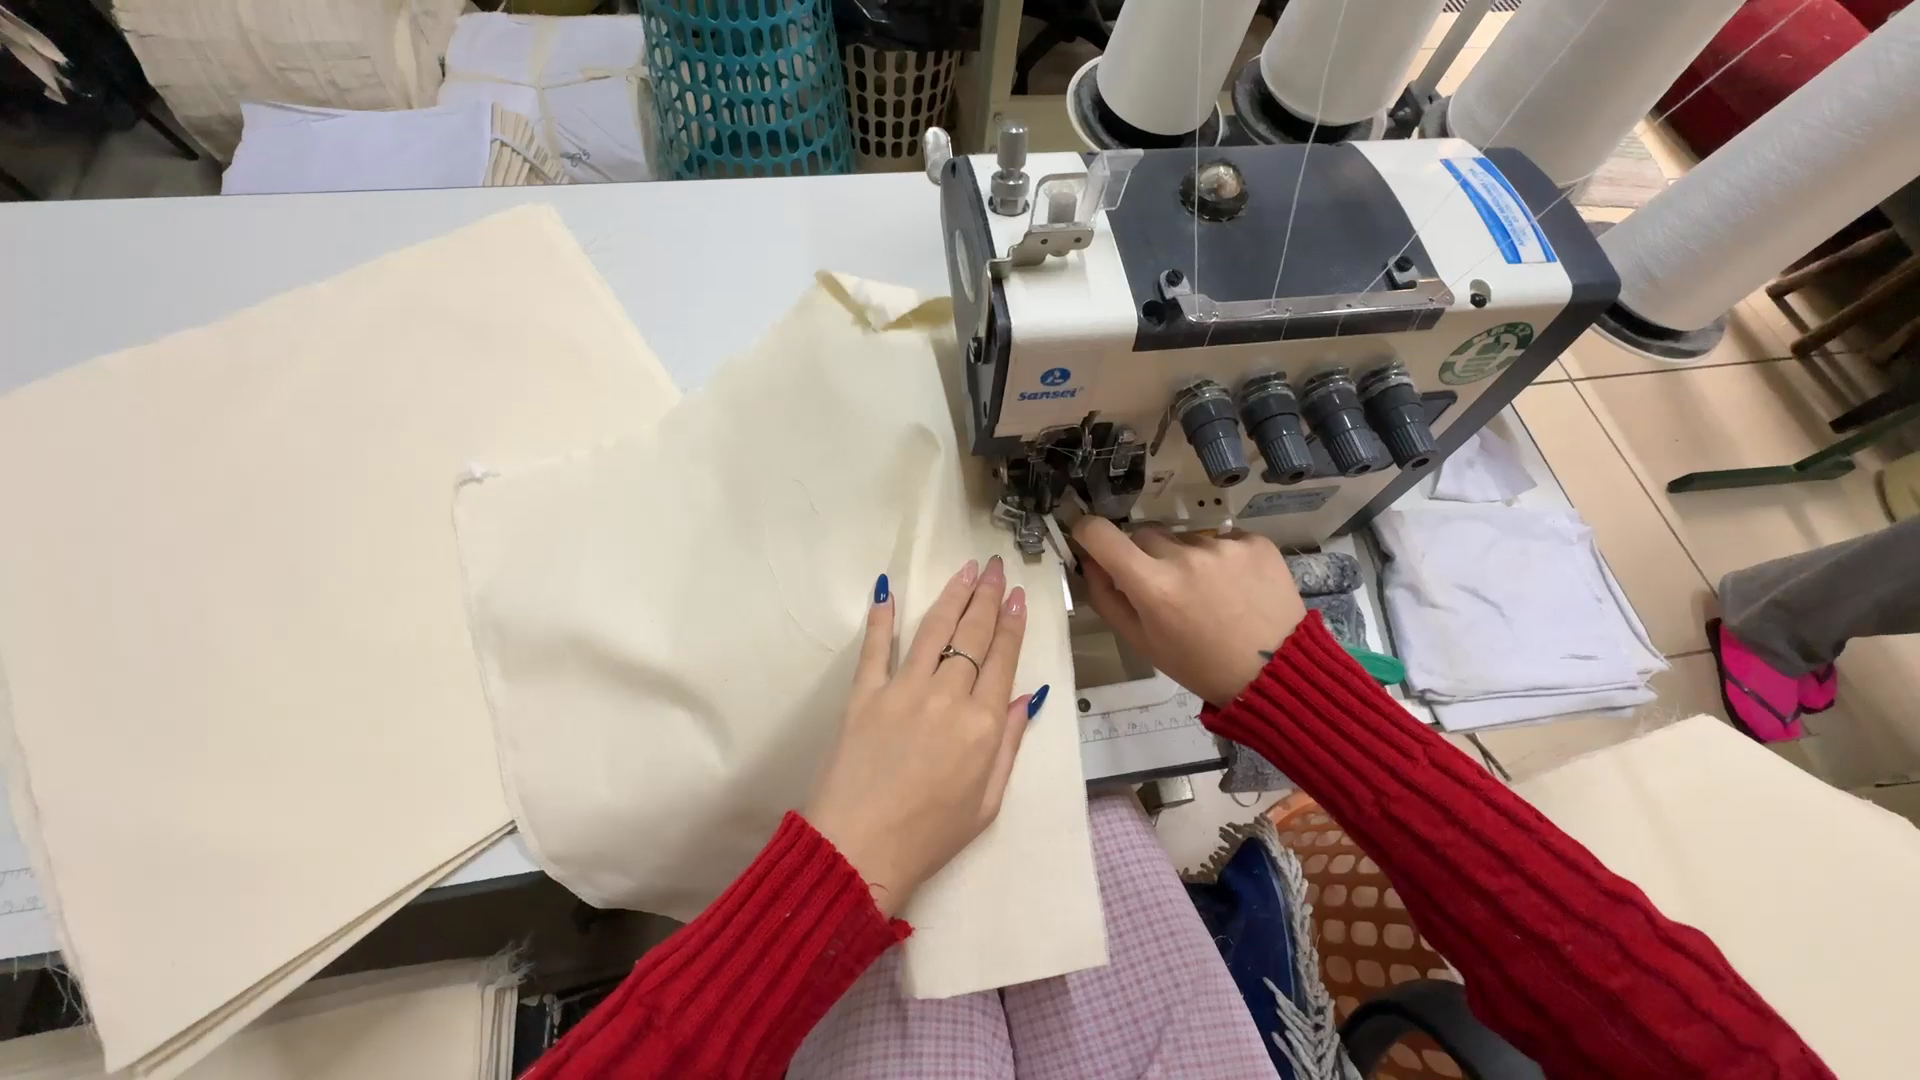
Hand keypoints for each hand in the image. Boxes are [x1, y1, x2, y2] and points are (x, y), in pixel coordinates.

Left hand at [805, 556, 1043, 917]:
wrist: (858, 851)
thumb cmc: (930, 837)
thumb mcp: (987, 803)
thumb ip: (1008, 745)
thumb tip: (1026, 698)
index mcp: (982, 724)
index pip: (1003, 658)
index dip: (1013, 623)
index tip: (1018, 595)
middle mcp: (947, 696)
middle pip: (972, 634)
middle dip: (988, 596)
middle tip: (996, 567)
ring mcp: (902, 690)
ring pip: (933, 630)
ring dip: (952, 595)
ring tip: (966, 570)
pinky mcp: (864, 694)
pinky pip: (875, 647)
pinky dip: (881, 617)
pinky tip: (887, 591)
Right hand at [1071, 517, 1305, 707]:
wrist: (1275, 672)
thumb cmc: (1199, 664)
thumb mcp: (1141, 641)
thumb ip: (1106, 598)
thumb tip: (1088, 560)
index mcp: (1152, 585)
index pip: (1100, 533)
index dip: (1087, 531)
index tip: (1089, 539)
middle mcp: (1185, 556)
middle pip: (1144, 534)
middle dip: (1143, 555)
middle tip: (1162, 586)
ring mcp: (1223, 545)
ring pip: (1184, 538)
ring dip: (1185, 557)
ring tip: (1209, 593)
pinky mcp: (1255, 542)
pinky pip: (1222, 539)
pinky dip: (1221, 557)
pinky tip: (1235, 587)